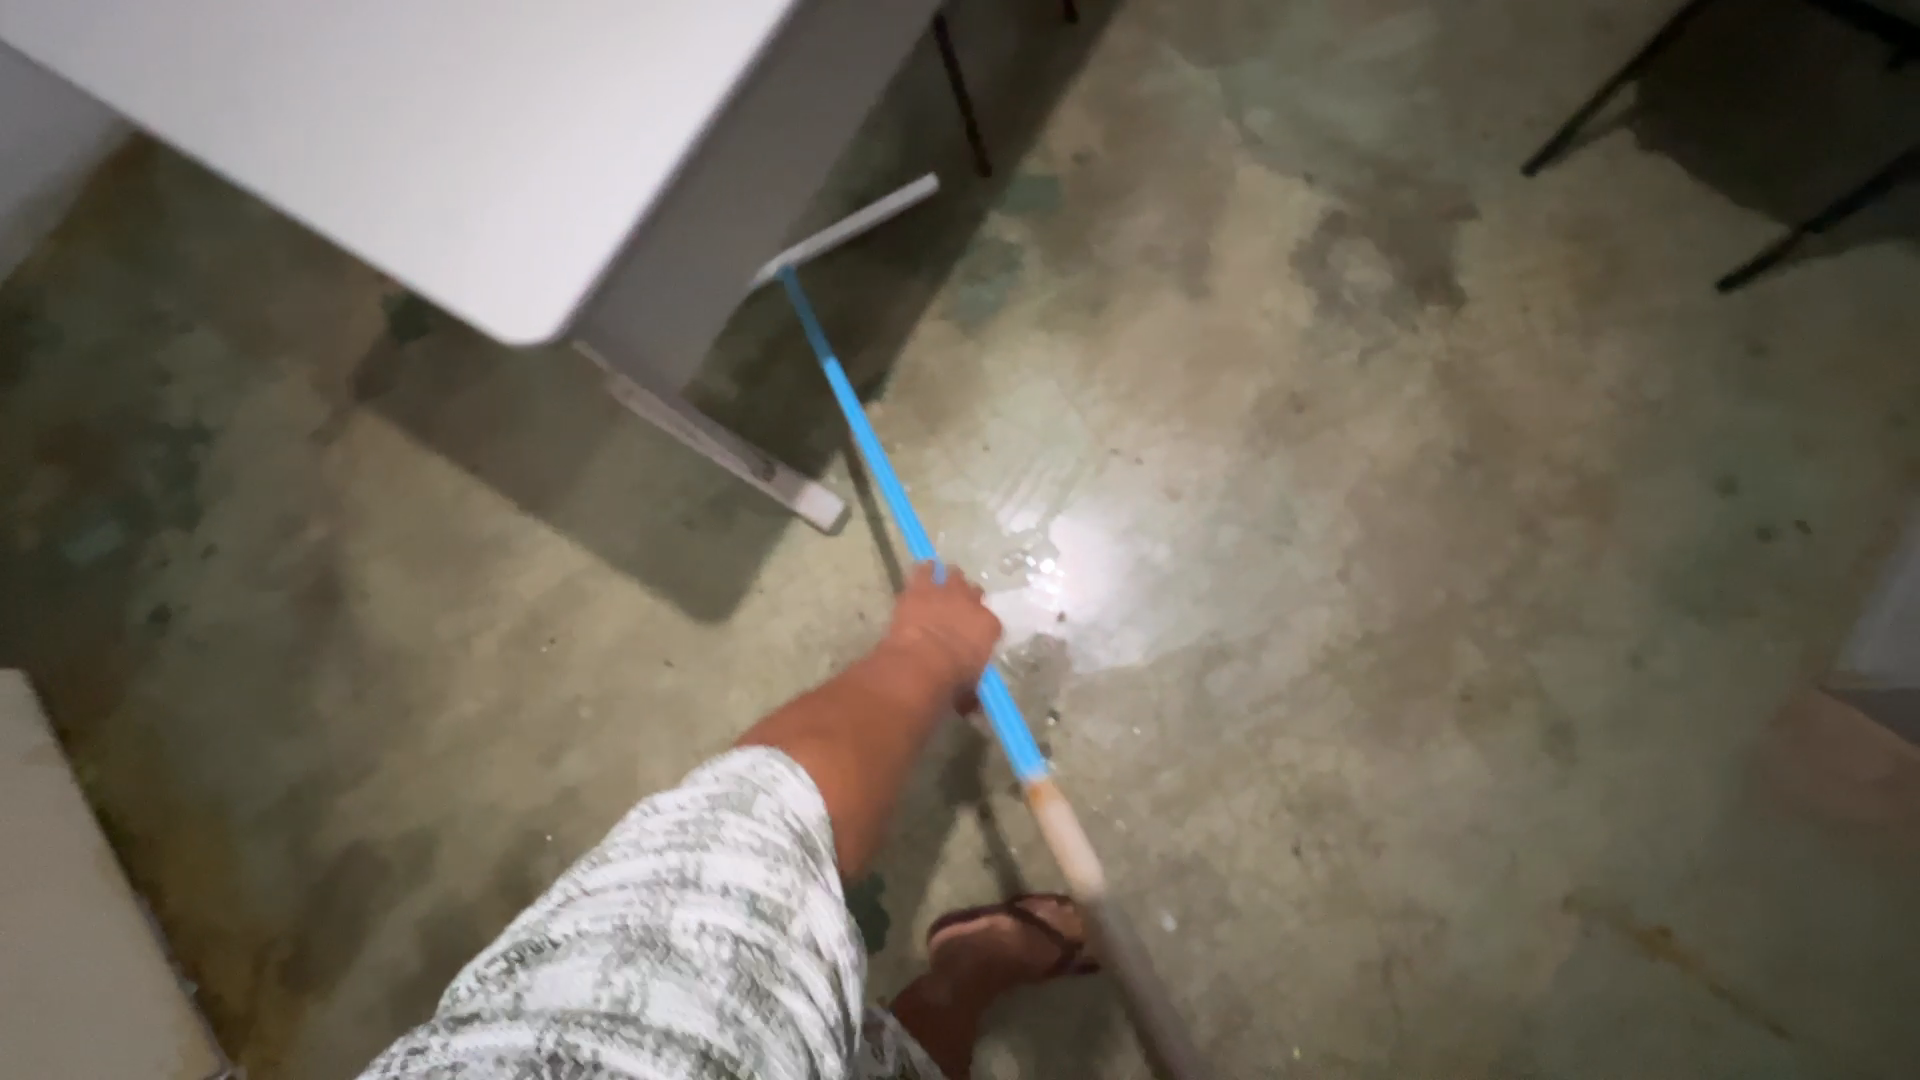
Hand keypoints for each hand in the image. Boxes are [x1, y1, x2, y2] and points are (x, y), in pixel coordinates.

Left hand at [878, 562, 1001, 698]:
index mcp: (989, 627)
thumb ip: (970, 693)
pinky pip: (925, 569)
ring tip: (938, 582)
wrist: (923, 662)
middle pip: (973, 591)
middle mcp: (972, 603)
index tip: (971, 633)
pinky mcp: (921, 587)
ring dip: (946, 579)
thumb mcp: (967, 690)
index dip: (980, 626)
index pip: (991, 622)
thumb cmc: (951, 680)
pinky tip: (920, 571)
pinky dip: (923, 571)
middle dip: (965, 597)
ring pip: (952, 574)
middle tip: (955, 605)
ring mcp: (946, 591)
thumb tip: (969, 705)